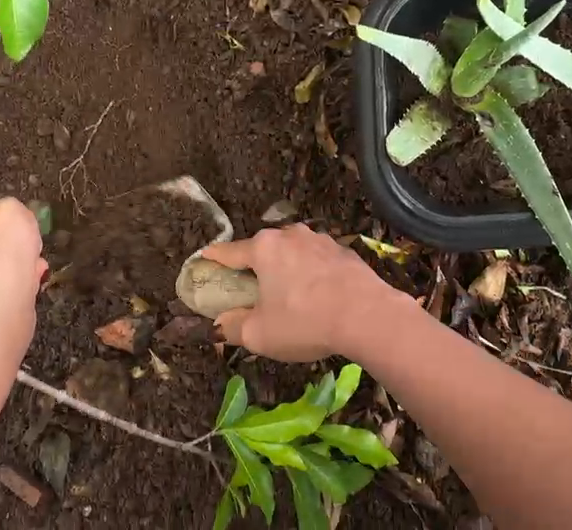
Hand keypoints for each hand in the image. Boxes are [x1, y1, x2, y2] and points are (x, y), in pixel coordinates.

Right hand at [199, 224, 410, 362]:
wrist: (367, 314)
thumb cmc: (305, 321)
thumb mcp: (260, 335)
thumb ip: (234, 327)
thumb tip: (222, 325)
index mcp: (264, 248)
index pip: (230, 252)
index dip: (214, 259)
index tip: (204, 258)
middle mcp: (291, 235)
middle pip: (263, 250)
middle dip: (254, 267)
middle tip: (249, 289)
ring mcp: (320, 240)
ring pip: (293, 253)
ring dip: (286, 270)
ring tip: (286, 295)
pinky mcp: (344, 251)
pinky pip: (317, 261)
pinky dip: (310, 275)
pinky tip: (316, 297)